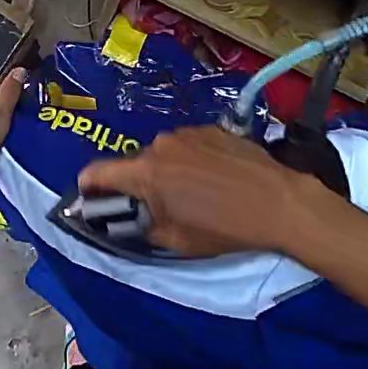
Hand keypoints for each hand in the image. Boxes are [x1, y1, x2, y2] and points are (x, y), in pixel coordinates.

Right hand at [78, 127, 348, 257]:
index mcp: (147, 172)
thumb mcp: (177, 240)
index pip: (99, 172)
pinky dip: (192, 159)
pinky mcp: (214, 128)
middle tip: (156, 206)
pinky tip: (214, 177)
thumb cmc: (225, 227)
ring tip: (194, 191)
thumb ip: (144, 226)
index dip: (89, 185)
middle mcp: (162, 144)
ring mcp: (190, 132)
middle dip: (139, 184)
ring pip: (165, 153)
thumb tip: (133, 218)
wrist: (278, 201)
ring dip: (168, 170)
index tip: (89, 196)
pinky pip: (190, 144)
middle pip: (136, 163)